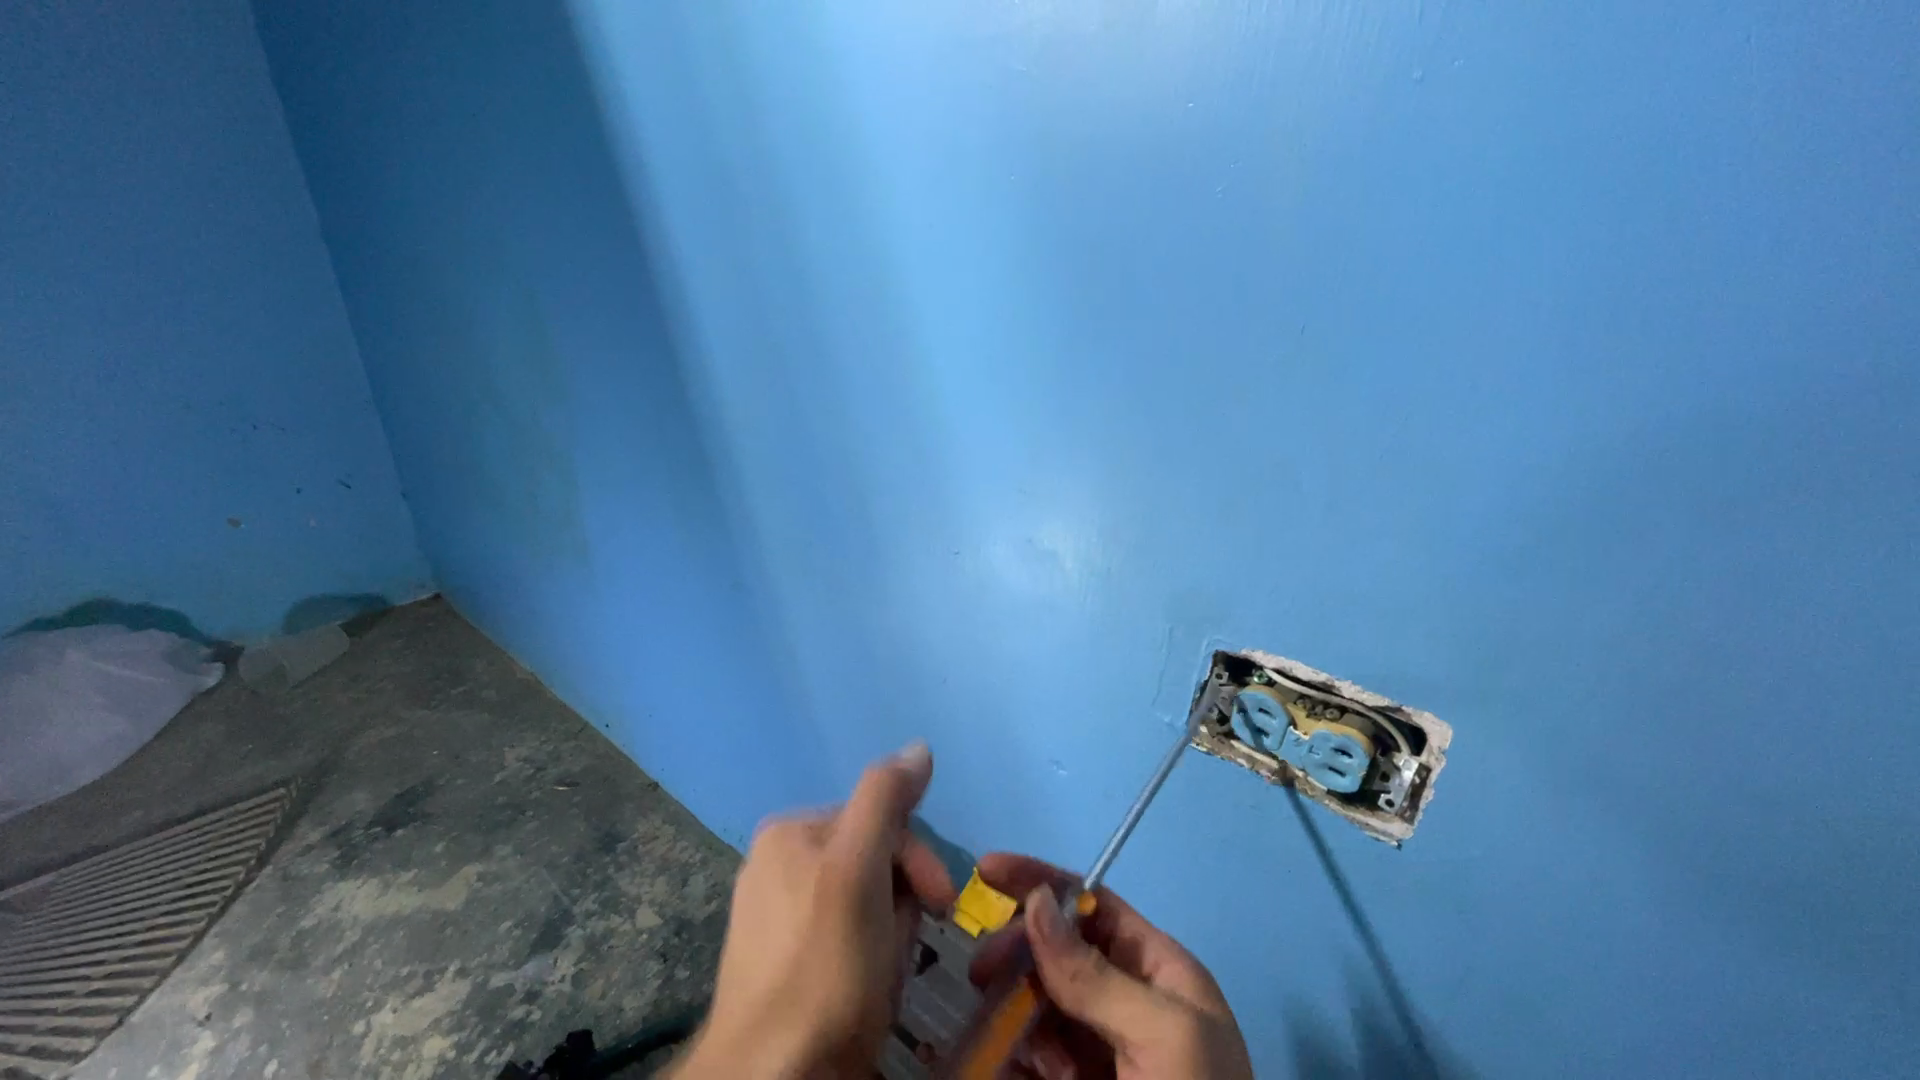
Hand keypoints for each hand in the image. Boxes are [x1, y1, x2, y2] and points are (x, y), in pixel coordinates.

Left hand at [669, 742, 957, 1078]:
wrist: (771, 1076)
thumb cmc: (823, 969)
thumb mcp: (858, 871)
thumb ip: (885, 800)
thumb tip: (918, 746)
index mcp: (790, 831)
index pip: (881, 820)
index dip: (919, 861)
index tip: (942, 906)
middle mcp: (775, 863)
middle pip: (873, 861)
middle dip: (903, 902)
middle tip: (905, 948)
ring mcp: (775, 916)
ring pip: (864, 904)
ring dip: (890, 935)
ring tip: (883, 975)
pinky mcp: (782, 965)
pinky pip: (843, 942)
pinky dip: (866, 961)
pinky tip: (862, 992)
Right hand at [971, 854, 1253, 1079]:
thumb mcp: (1161, 1033)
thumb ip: (1096, 973)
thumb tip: (1036, 902)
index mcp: (1160, 973)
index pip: (1096, 906)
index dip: (1044, 882)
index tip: (987, 870)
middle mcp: (1128, 1002)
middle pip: (1059, 952)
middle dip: (1019, 951)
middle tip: (981, 971)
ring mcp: (1101, 1050)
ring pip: (1039, 1004)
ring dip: (1008, 1005)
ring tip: (987, 1024)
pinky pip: (1031, 1057)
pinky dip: (1007, 1053)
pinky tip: (988, 1059)